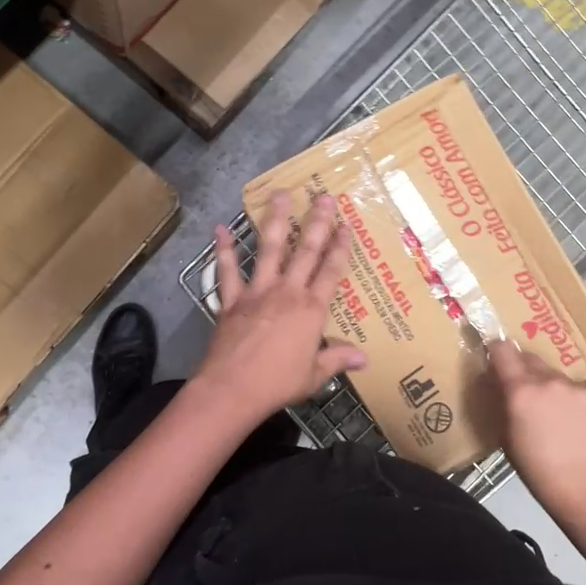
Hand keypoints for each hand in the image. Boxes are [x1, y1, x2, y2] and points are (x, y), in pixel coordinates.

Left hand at [195, 192, 367, 423]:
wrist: (232, 390)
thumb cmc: (278, 384)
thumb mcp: (315, 375)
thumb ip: (338, 360)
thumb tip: (365, 359)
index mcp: (311, 310)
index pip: (331, 270)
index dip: (341, 246)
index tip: (347, 224)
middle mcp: (287, 292)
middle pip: (306, 251)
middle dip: (318, 222)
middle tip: (324, 196)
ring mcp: (257, 293)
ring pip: (269, 249)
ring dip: (276, 220)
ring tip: (280, 195)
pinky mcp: (231, 301)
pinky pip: (227, 271)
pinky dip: (224, 250)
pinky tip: (221, 229)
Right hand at [490, 340, 585, 511]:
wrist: (583, 487)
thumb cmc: (535, 468)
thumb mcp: (505, 435)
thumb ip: (502, 403)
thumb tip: (498, 384)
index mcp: (520, 390)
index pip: (503, 351)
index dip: (497, 350)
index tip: (495, 358)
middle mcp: (548, 380)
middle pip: (530, 358)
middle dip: (522, 368)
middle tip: (523, 390)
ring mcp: (576, 387)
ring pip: (556, 376)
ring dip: (549, 386)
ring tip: (553, 413)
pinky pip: (577, 390)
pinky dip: (572, 400)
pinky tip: (575, 423)